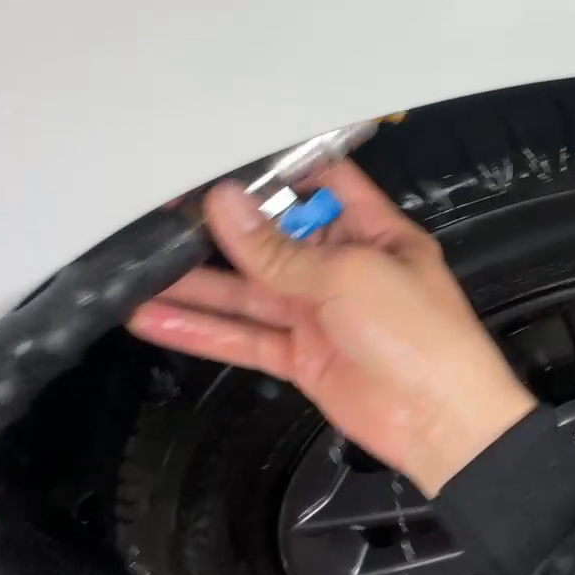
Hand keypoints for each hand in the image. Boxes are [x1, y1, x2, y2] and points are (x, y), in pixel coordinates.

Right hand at [128, 161, 535, 494]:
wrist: (443, 421)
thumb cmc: (421, 337)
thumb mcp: (353, 277)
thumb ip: (283, 249)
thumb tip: (225, 204)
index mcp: (378, 237)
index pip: (324, 186)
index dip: (276, 170)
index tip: (217, 154)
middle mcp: (349, 272)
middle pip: (274, 239)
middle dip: (219, 225)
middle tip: (150, 205)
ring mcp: (325, 316)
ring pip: (250, 290)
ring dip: (196, 280)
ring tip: (132, 259)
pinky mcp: (307, 359)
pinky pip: (248, 338)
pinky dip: (204, 330)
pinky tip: (154, 317)